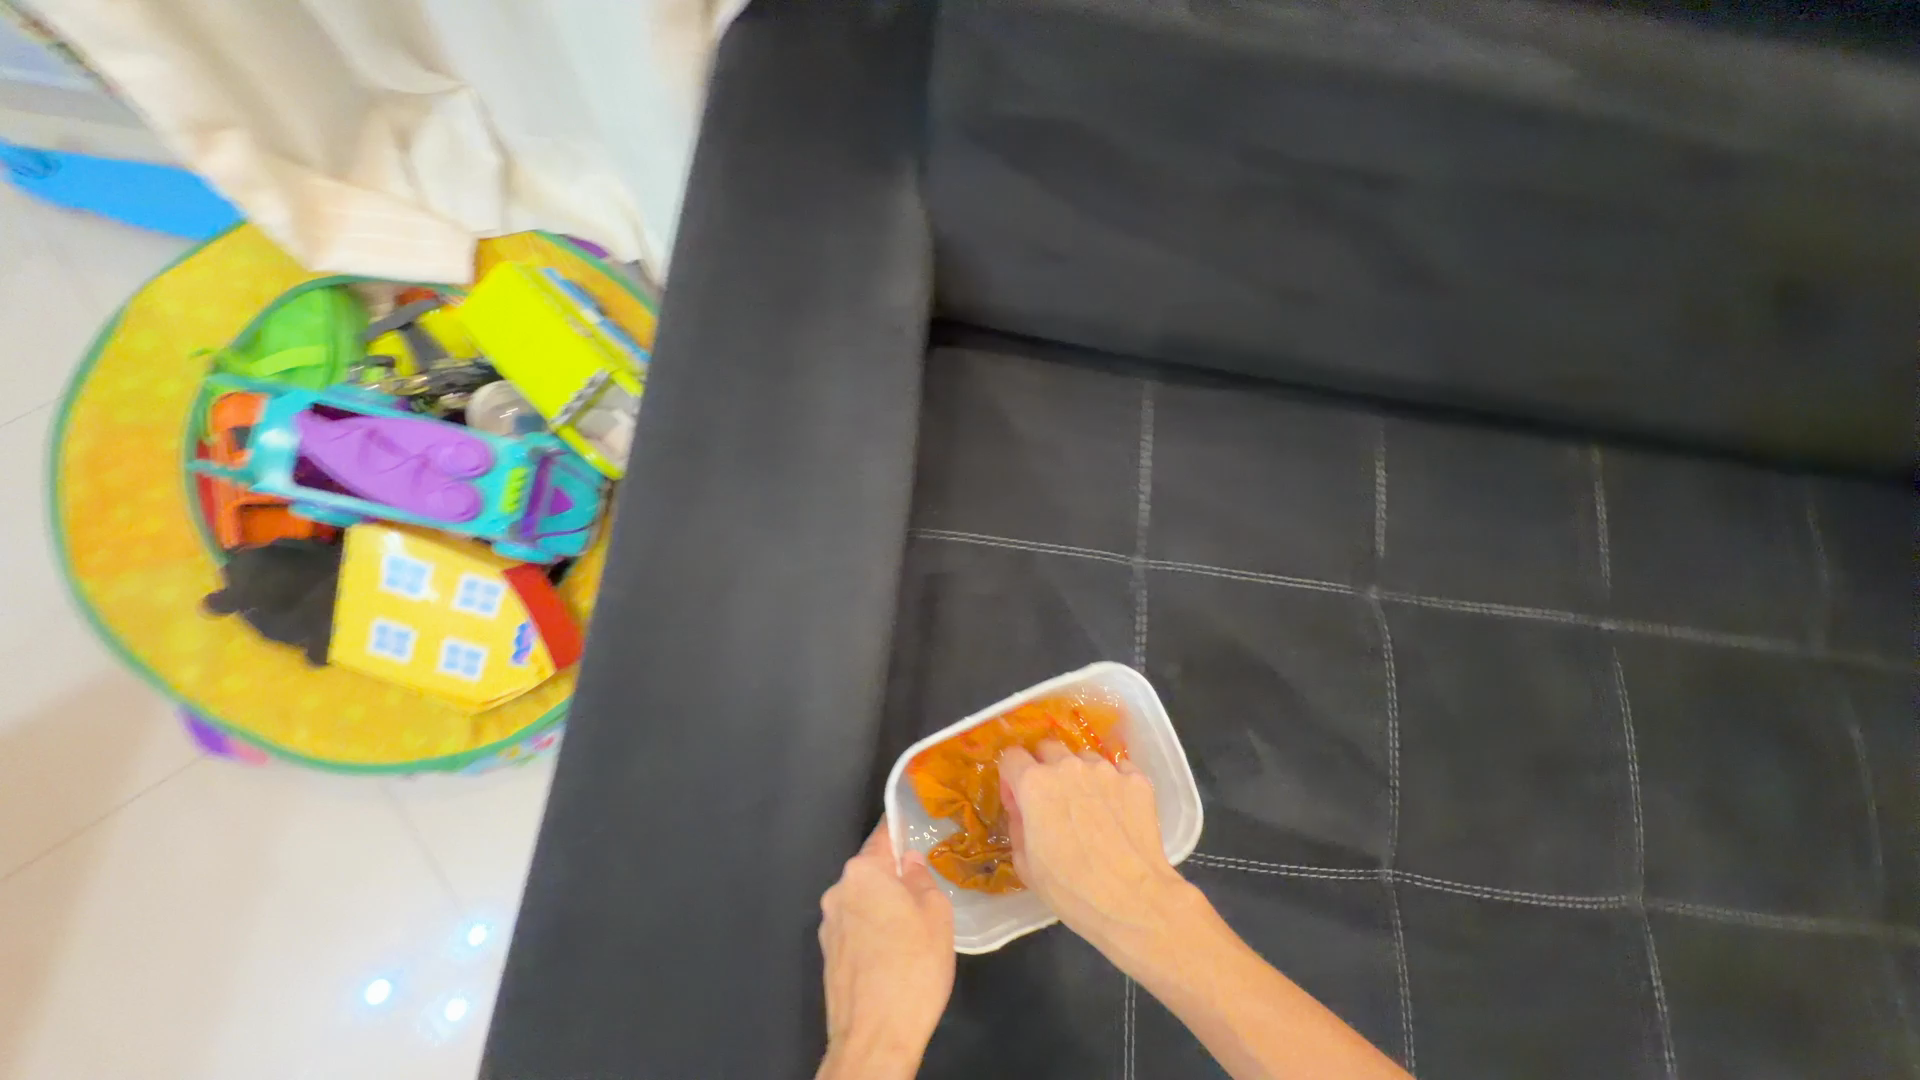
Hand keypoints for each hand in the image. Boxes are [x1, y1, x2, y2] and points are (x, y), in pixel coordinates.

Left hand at [816, 819, 955, 1079]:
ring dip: (883, 906)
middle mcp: (838, 891)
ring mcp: (828, 925)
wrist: (875, 1038)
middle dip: (894, 876)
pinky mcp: (827, 956)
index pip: (883, 835)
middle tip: (925, 891)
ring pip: (862, 901)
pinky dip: (872, 932)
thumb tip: (909, 861)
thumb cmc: (913, 967)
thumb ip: (921, 878)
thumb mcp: (936, 914)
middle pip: (871, 870)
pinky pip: (855, 929)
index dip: (902, 830)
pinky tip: (893, 954)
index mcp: (863, 872)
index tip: (917, 826)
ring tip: (912, 929)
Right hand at [999, 741, 1198, 955]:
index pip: (1012, 757)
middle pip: (1048, 749)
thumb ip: (1018, 826)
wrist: (1132, 900)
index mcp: (1034, 784)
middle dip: (1044, 769)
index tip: (1018, 802)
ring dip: (1079, 776)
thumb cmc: (1070, 889)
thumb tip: (1024, 812)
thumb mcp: (1025, 864)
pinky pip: (1118, 771)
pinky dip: (1113, 785)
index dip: (1011, 779)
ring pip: (1084, 759)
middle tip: (1052, 802)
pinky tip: (1117, 811)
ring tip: (1089, 808)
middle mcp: (1068, 766)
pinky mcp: (1136, 780)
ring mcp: (1106, 770)